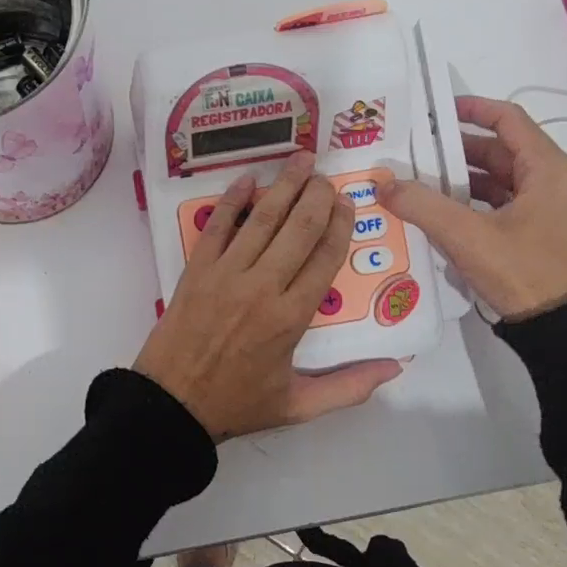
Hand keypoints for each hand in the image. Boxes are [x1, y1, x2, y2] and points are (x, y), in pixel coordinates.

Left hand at [134, 152, 402, 439]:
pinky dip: (232, 201)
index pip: (325, 258)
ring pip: (261, 220)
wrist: (171, 404)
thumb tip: (395, 368)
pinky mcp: (196, 271)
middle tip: (327, 175)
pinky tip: (248, 179)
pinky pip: (217, 227)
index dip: (340, 226)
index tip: (348, 204)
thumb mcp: (298, 406)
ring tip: (301, 160)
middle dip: (317, 196)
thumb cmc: (236, 405)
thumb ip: (348, 387)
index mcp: (291, 317)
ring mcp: (226, 275)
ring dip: (283, 186)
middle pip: (298, 229)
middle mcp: (262, 287)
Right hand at [381, 96, 566, 320]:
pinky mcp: (540, 232)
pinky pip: (502, 202)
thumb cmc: (522, 271)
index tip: (436, 110)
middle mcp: (553, 181)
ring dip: (463, 176)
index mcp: (547, 169)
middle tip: (416, 150)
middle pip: (502, 150)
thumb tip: (382, 183)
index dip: (472, 109)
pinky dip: (473, 200)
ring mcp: (549, 208)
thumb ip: (422, 205)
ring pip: (501, 178)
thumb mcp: (467, 236)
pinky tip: (442, 213)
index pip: (509, 120)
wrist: (561, 327)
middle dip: (457, 148)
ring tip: (420, 181)